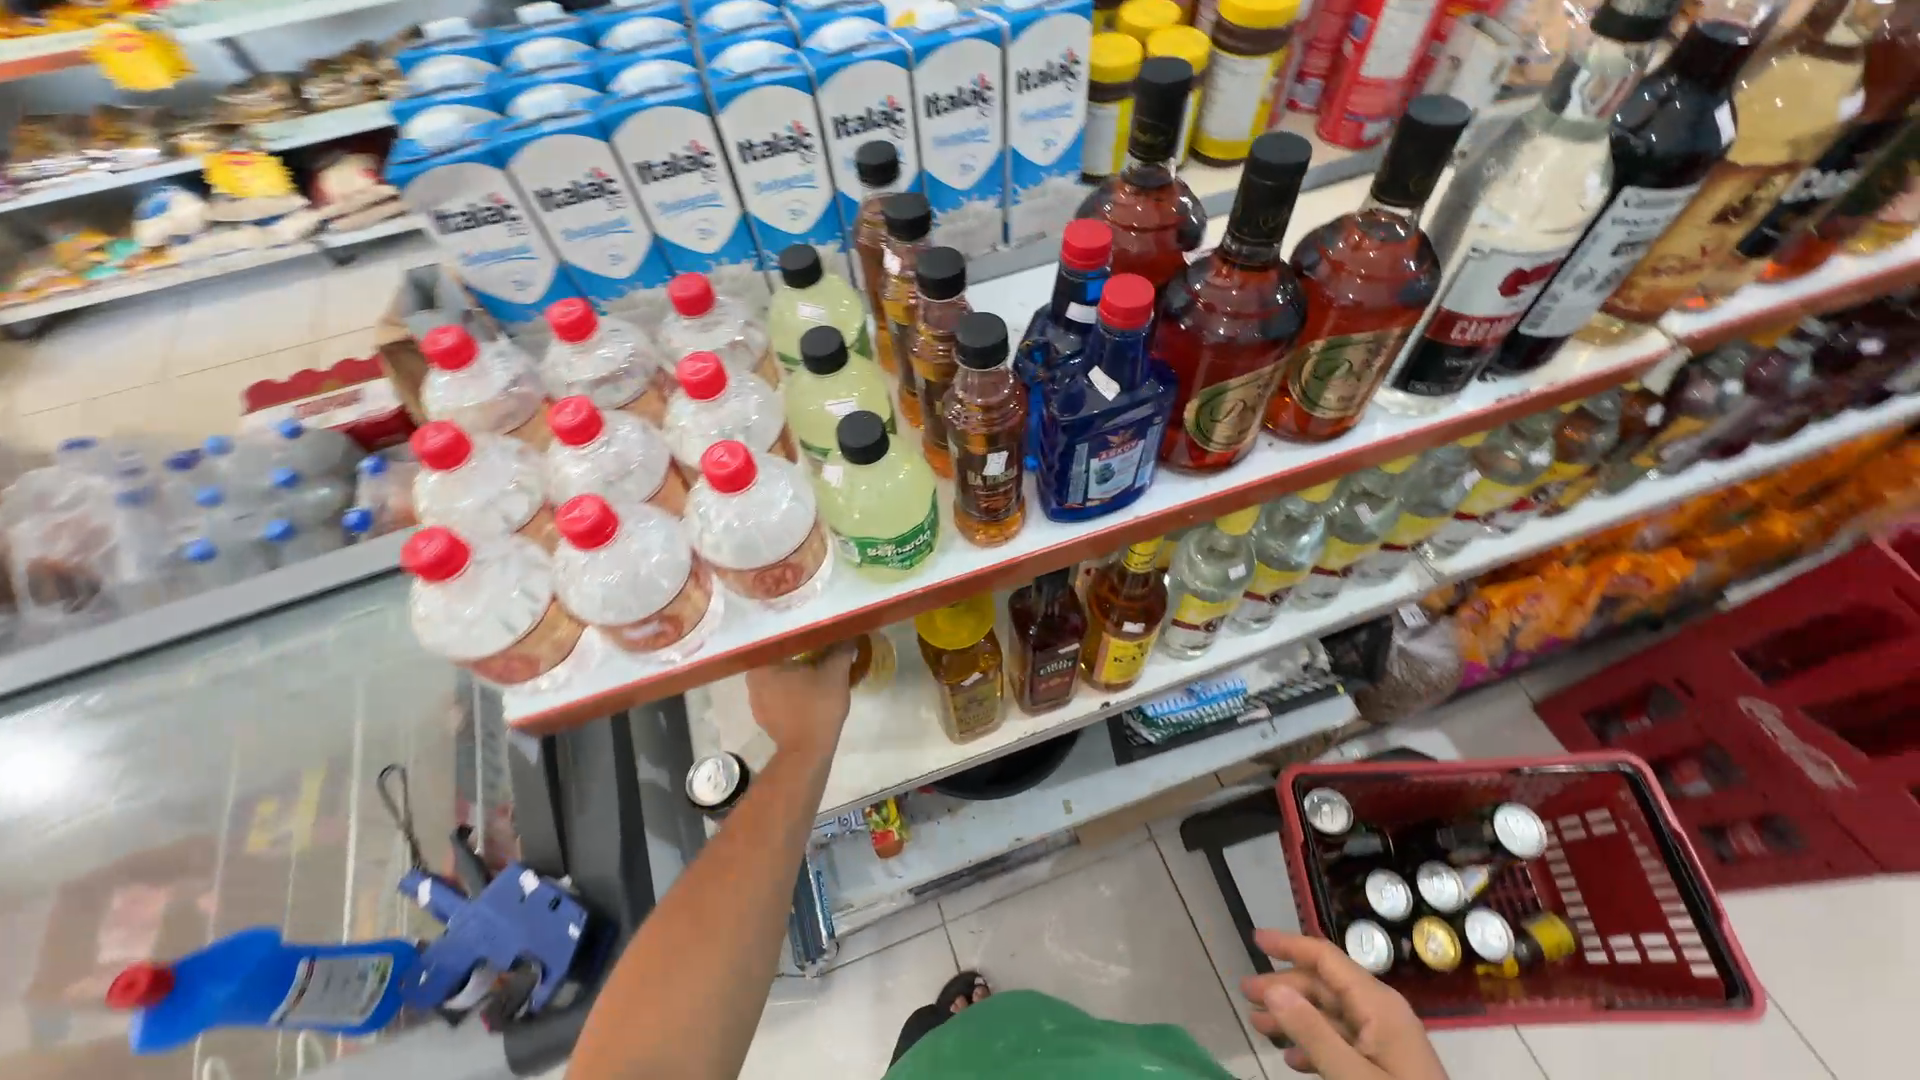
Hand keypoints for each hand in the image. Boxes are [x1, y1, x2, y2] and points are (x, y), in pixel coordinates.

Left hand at [745, 643, 856, 765]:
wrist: (808, 752)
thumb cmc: (817, 707)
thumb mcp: (835, 673)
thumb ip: (841, 649)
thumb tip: (849, 631)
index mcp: (762, 665)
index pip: (777, 639)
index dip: (797, 633)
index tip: (813, 630)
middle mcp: (752, 681)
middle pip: (776, 658)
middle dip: (796, 652)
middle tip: (817, 645)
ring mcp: (756, 702)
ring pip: (776, 678)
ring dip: (793, 672)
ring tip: (814, 666)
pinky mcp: (764, 718)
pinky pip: (778, 695)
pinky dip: (791, 691)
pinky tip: (807, 690)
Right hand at [1240, 931, 1448, 1079]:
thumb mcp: (1352, 1077)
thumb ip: (1312, 1032)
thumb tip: (1273, 989)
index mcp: (1378, 1005)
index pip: (1326, 958)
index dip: (1289, 945)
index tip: (1254, 939)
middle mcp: (1382, 1014)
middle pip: (1324, 986)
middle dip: (1284, 987)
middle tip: (1246, 995)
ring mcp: (1386, 1042)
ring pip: (1330, 1015)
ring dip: (1294, 1018)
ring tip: (1258, 1025)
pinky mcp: (1386, 1068)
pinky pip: (1343, 1042)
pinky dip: (1314, 1044)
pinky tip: (1292, 1060)